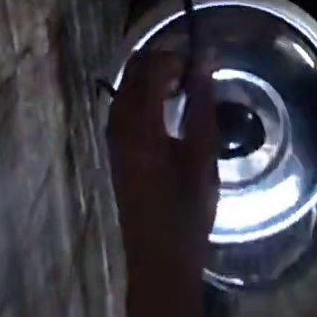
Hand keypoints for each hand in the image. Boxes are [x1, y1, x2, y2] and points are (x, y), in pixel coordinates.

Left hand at [108, 50, 218, 274]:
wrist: (158, 259)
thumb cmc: (187, 210)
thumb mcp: (203, 155)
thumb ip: (202, 105)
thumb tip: (204, 65)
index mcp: (141, 124)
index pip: (153, 68)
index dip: (176, 57)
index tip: (200, 61)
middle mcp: (119, 123)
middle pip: (134, 70)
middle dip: (161, 60)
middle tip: (191, 69)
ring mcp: (112, 134)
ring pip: (126, 84)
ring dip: (151, 74)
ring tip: (182, 83)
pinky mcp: (114, 145)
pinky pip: (123, 101)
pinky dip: (142, 91)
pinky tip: (164, 103)